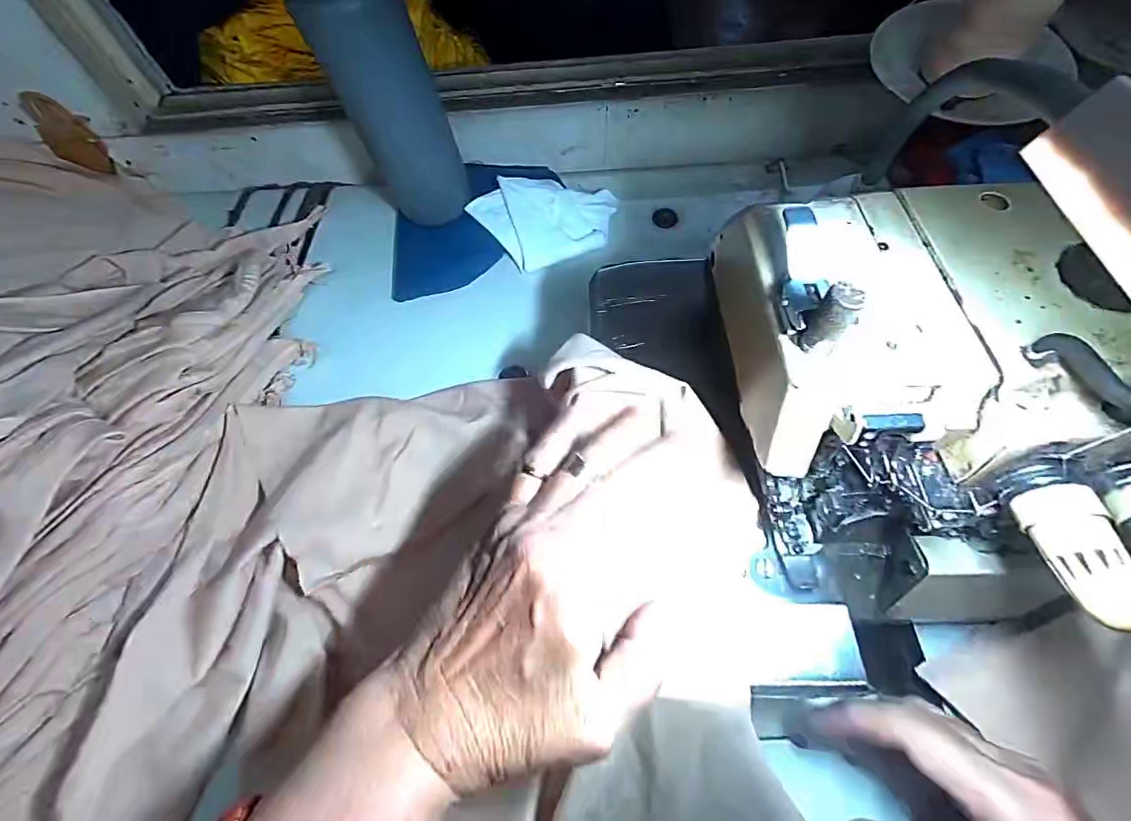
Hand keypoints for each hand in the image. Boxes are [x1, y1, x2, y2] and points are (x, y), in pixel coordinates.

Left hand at [256, 349, 755, 819]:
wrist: (424, 713)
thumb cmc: (512, 723)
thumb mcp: (593, 723)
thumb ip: (643, 661)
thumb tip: (673, 601)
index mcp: (573, 585)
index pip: (637, 522)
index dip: (672, 487)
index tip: (706, 463)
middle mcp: (543, 539)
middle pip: (607, 482)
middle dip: (647, 448)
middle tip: (683, 422)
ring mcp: (512, 526)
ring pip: (567, 466)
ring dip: (606, 433)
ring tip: (638, 407)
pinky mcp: (491, 526)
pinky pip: (524, 472)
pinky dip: (549, 442)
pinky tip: (567, 419)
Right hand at [809, 699, 1088, 820]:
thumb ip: (905, 815)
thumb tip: (854, 804)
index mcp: (1007, 789)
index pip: (911, 724)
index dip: (854, 715)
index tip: (815, 716)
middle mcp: (1023, 771)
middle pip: (925, 716)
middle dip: (869, 715)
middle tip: (826, 723)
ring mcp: (1035, 779)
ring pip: (945, 728)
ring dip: (895, 729)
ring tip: (858, 740)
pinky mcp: (1040, 794)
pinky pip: (967, 751)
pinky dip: (926, 750)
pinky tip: (907, 766)